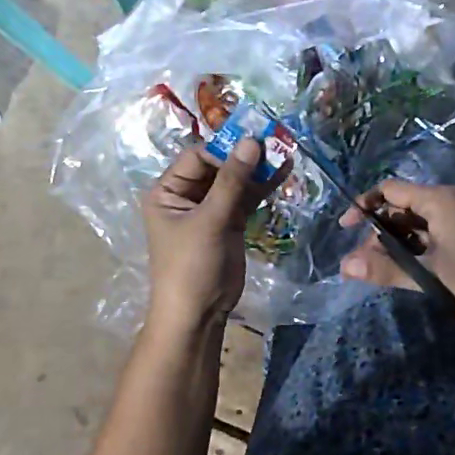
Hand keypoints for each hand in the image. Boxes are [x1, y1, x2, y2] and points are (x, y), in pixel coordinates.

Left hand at [143, 139, 280, 327]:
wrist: (198, 314)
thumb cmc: (192, 265)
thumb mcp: (210, 220)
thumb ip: (232, 181)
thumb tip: (251, 142)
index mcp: (167, 191)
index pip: (197, 157)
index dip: (225, 148)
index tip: (255, 141)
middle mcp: (186, 195)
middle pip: (218, 166)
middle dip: (245, 156)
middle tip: (276, 140)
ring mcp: (209, 209)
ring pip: (236, 181)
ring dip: (258, 169)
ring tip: (286, 151)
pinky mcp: (229, 223)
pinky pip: (245, 198)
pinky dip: (262, 187)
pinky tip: (284, 171)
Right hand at [339, 180, 454, 312]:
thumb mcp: (428, 274)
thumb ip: (385, 269)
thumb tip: (345, 266)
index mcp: (437, 200)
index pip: (389, 190)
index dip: (364, 205)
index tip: (347, 228)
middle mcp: (447, 199)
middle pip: (401, 205)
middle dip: (380, 230)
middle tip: (367, 260)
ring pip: (415, 219)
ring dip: (397, 240)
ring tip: (386, 267)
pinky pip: (431, 227)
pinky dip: (415, 243)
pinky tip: (411, 266)